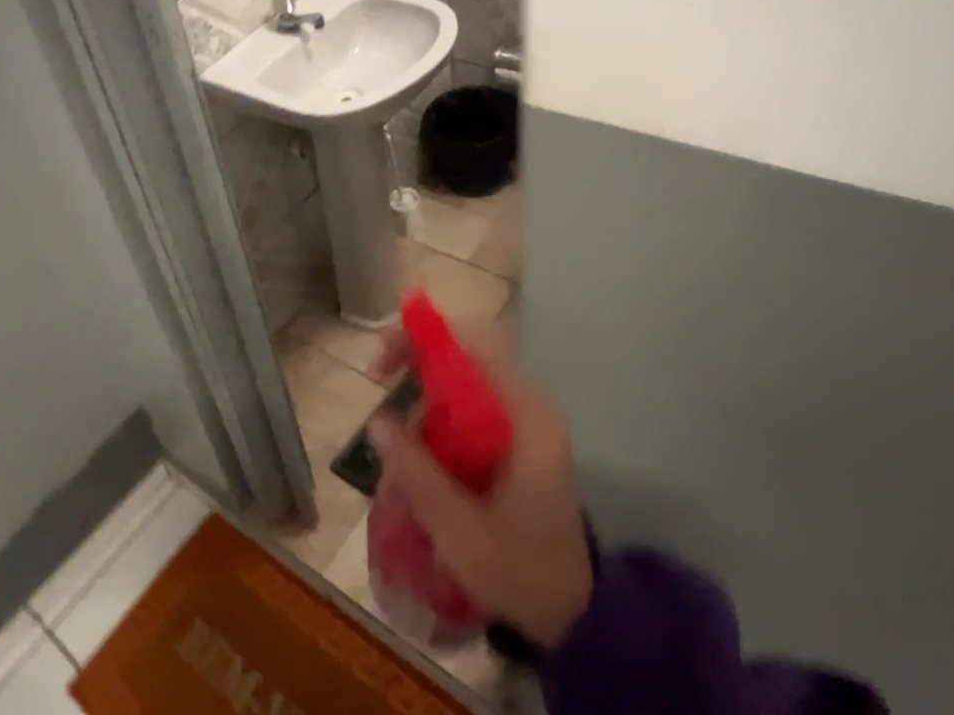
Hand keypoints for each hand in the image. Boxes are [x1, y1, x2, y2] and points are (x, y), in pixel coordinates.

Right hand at [368, 319, 593, 648]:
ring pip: (466, 382)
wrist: (576, 613)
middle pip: (469, 356)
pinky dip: (437, 416)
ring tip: (392, 431)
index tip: (383, 361)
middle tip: (378, 384)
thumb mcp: (460, 531)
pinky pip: (470, 410)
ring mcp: (525, 426)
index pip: (478, 346)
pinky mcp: (517, 445)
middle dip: (417, 361)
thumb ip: (418, 474)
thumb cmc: (522, 572)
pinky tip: (415, 451)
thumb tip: (376, 420)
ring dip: (424, 391)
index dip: (426, 339)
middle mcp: (529, 409)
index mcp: (527, 419)